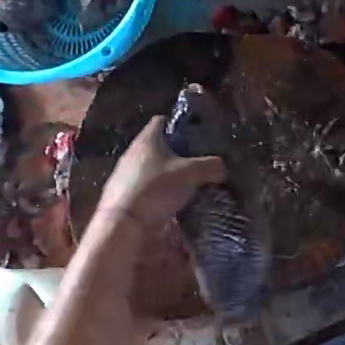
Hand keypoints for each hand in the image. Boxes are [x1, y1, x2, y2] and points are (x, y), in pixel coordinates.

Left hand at [95, 116, 226, 231]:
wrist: (123, 224)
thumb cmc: (156, 189)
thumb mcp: (191, 174)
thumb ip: (210, 166)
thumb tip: (221, 167)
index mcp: (147, 139)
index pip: (162, 120)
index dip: (178, 124)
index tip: (195, 134)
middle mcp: (132, 153)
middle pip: (157, 147)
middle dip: (176, 154)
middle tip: (197, 164)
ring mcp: (124, 176)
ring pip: (151, 169)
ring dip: (167, 176)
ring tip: (188, 187)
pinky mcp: (122, 196)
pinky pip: (145, 189)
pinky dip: (158, 194)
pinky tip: (172, 205)